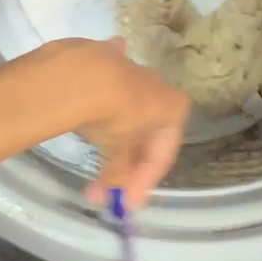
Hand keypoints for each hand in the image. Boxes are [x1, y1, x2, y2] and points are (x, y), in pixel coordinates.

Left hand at [31, 38, 190, 209]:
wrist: (86, 75)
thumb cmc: (115, 117)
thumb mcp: (118, 152)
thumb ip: (118, 173)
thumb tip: (113, 191)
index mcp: (174, 109)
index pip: (162, 155)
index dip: (144, 182)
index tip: (127, 203)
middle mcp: (159, 87)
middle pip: (143, 134)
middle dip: (124, 162)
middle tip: (104, 185)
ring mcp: (132, 68)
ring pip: (125, 111)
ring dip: (112, 135)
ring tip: (94, 151)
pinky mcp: (105, 57)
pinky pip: (105, 86)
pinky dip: (100, 96)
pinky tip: (91, 99)